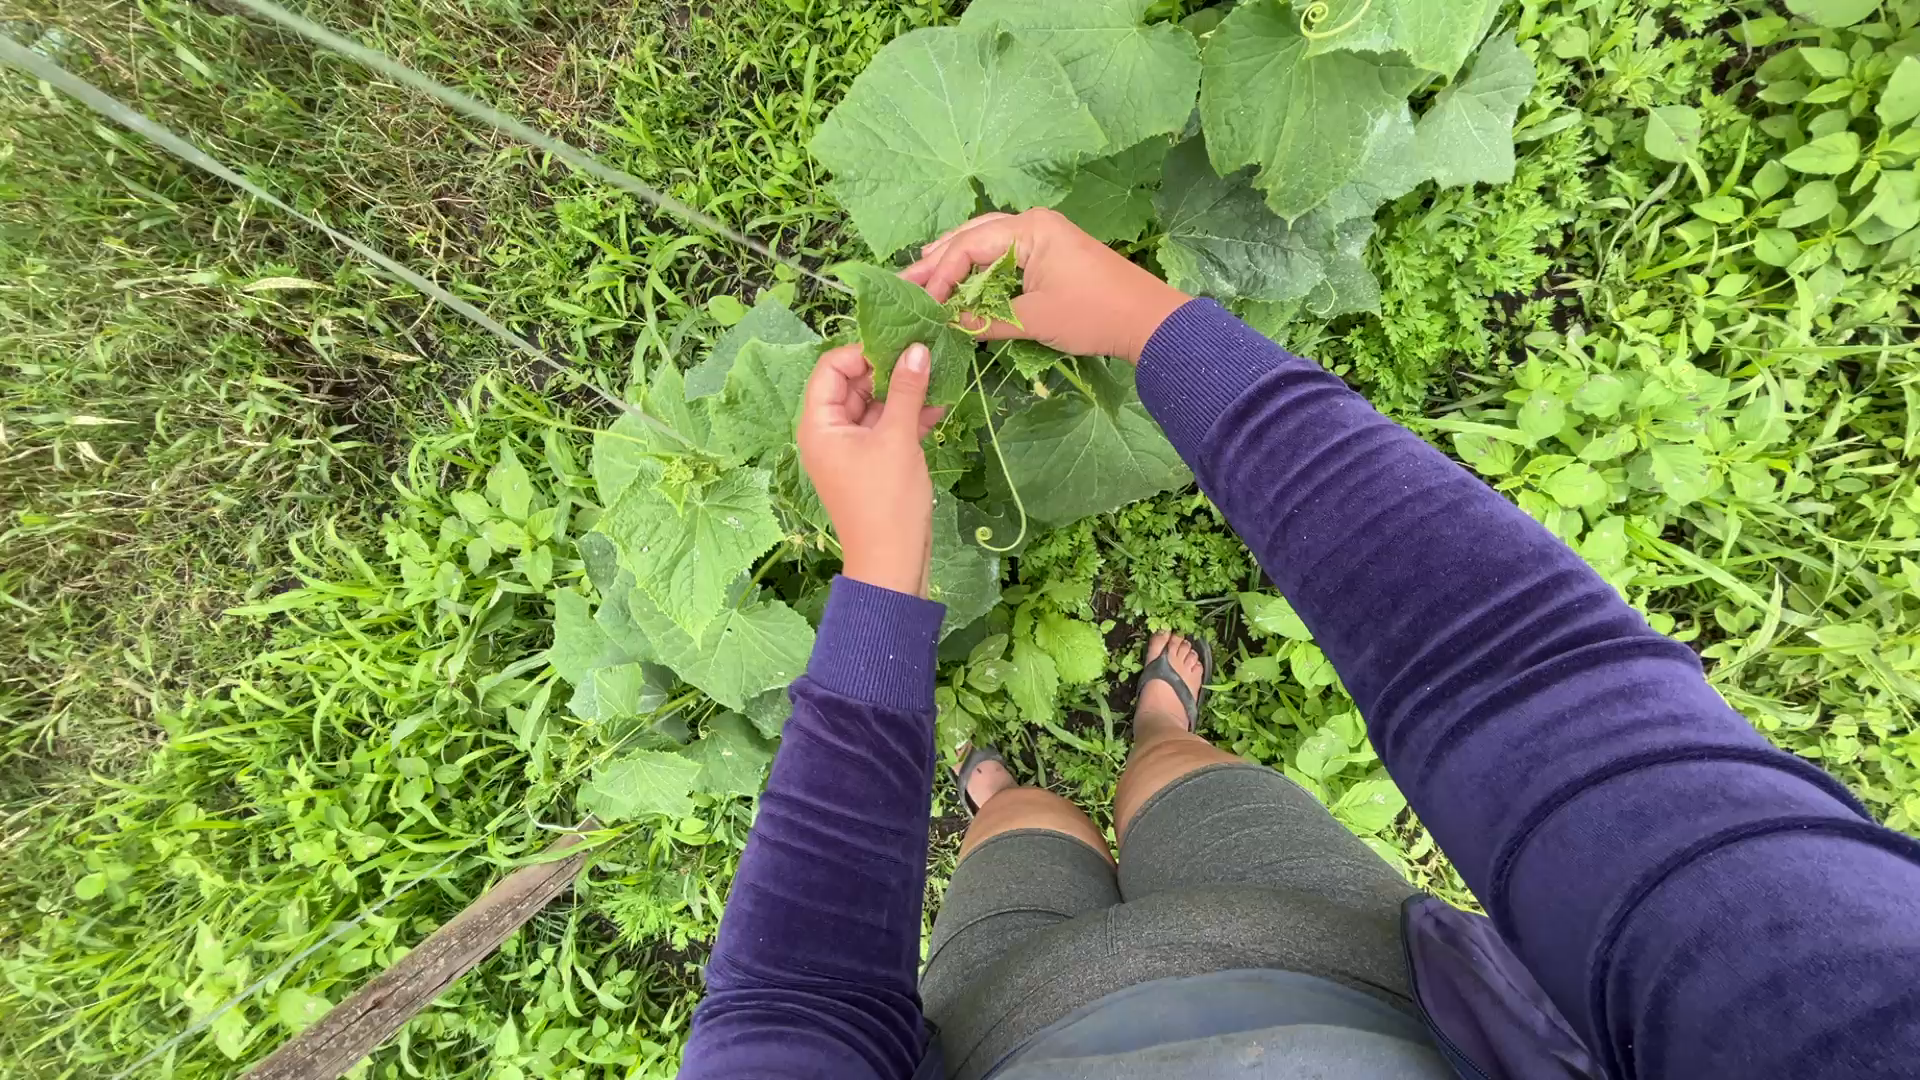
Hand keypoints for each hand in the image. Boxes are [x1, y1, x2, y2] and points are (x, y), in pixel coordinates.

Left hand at [797, 341, 945, 596]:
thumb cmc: (887, 502)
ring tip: (938, 374)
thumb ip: (907, 390)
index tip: (901, 342)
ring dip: (904, 392)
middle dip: (888, 367)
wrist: (892, 563)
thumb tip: (917, 347)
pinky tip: (939, 404)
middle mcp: (829, 432)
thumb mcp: (898, 440)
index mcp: (819, 424)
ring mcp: (851, 449)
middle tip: (925, 350)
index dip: (864, 350)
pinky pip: (887, 428)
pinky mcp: (872, 463)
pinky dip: (909, 416)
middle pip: (854, 384)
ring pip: (875, 405)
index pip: (832, 368)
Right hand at [902, 208, 1191, 363]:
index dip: (941, 275)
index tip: (922, 301)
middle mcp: (1032, 224)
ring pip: (986, 241)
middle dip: (939, 259)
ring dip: (956, 259)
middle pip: (973, 235)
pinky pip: (1003, 254)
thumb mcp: (1034, 319)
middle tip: (907, 280)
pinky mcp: (1050, 254)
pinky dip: (979, 266)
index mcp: (1029, 229)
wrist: (1146, 320)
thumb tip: (950, 325)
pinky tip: (962, 278)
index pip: (969, 246)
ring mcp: (1043, 236)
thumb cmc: (1093, 314)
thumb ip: (987, 321)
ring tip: (924, 273)